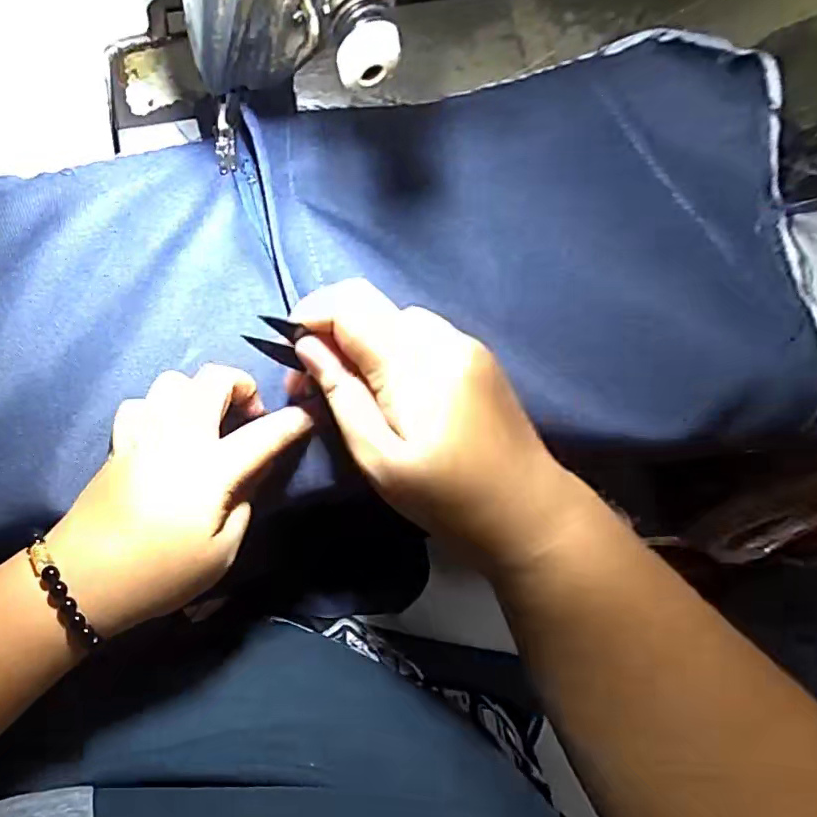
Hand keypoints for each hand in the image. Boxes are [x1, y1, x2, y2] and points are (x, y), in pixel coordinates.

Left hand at [46, 365, 313, 635]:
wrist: (86, 577)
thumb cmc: (161, 573)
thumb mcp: (220, 553)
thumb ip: (244, 503)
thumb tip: (254, 470)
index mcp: (212, 467)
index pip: (265, 432)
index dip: (294, 422)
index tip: (308, 419)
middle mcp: (178, 436)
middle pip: (213, 379)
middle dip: (241, 385)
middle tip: (248, 417)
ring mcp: (143, 433)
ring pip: (173, 380)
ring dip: (198, 392)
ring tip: (204, 423)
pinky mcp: (118, 442)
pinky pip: (141, 403)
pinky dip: (159, 408)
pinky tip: (162, 434)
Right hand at [286, 279, 594, 572]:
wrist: (528, 511)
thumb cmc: (445, 497)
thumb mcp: (378, 457)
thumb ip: (341, 394)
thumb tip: (307, 346)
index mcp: (417, 364)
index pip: (350, 304)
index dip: (309, 315)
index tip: (287, 352)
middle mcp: (443, 339)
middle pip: (370, 304)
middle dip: (328, 332)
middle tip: (309, 384)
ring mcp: (465, 345)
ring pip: (393, 319)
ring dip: (359, 343)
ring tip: (347, 392)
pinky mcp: (476, 358)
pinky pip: (419, 336)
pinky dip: (388, 351)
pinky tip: (386, 390)